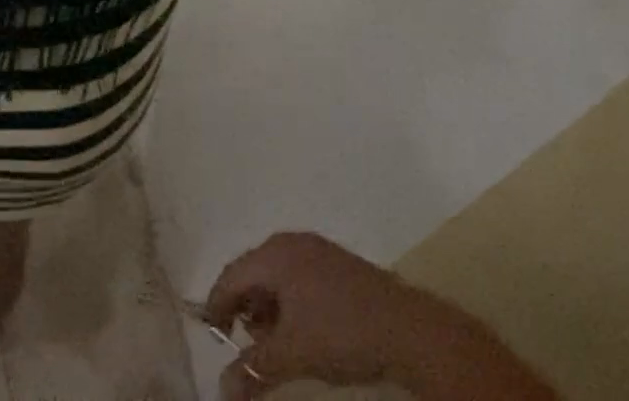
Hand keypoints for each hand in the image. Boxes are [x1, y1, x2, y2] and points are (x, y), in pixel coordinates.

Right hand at [205, 232, 448, 398]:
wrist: (413, 332)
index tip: (214, 336)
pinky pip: (300, 278)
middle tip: (247, 342)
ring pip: (277, 277)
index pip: (230, 277)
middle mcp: (291, 243)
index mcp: (273, 254)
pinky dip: (292, 303)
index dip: (216, 308)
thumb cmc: (342, 333)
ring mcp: (318, 250)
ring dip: (269, 309)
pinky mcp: (340, 264)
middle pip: (252, 274)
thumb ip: (253, 368)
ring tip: (277, 342)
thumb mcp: (292, 355)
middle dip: (245, 309)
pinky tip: (303, 330)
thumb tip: (224, 390)